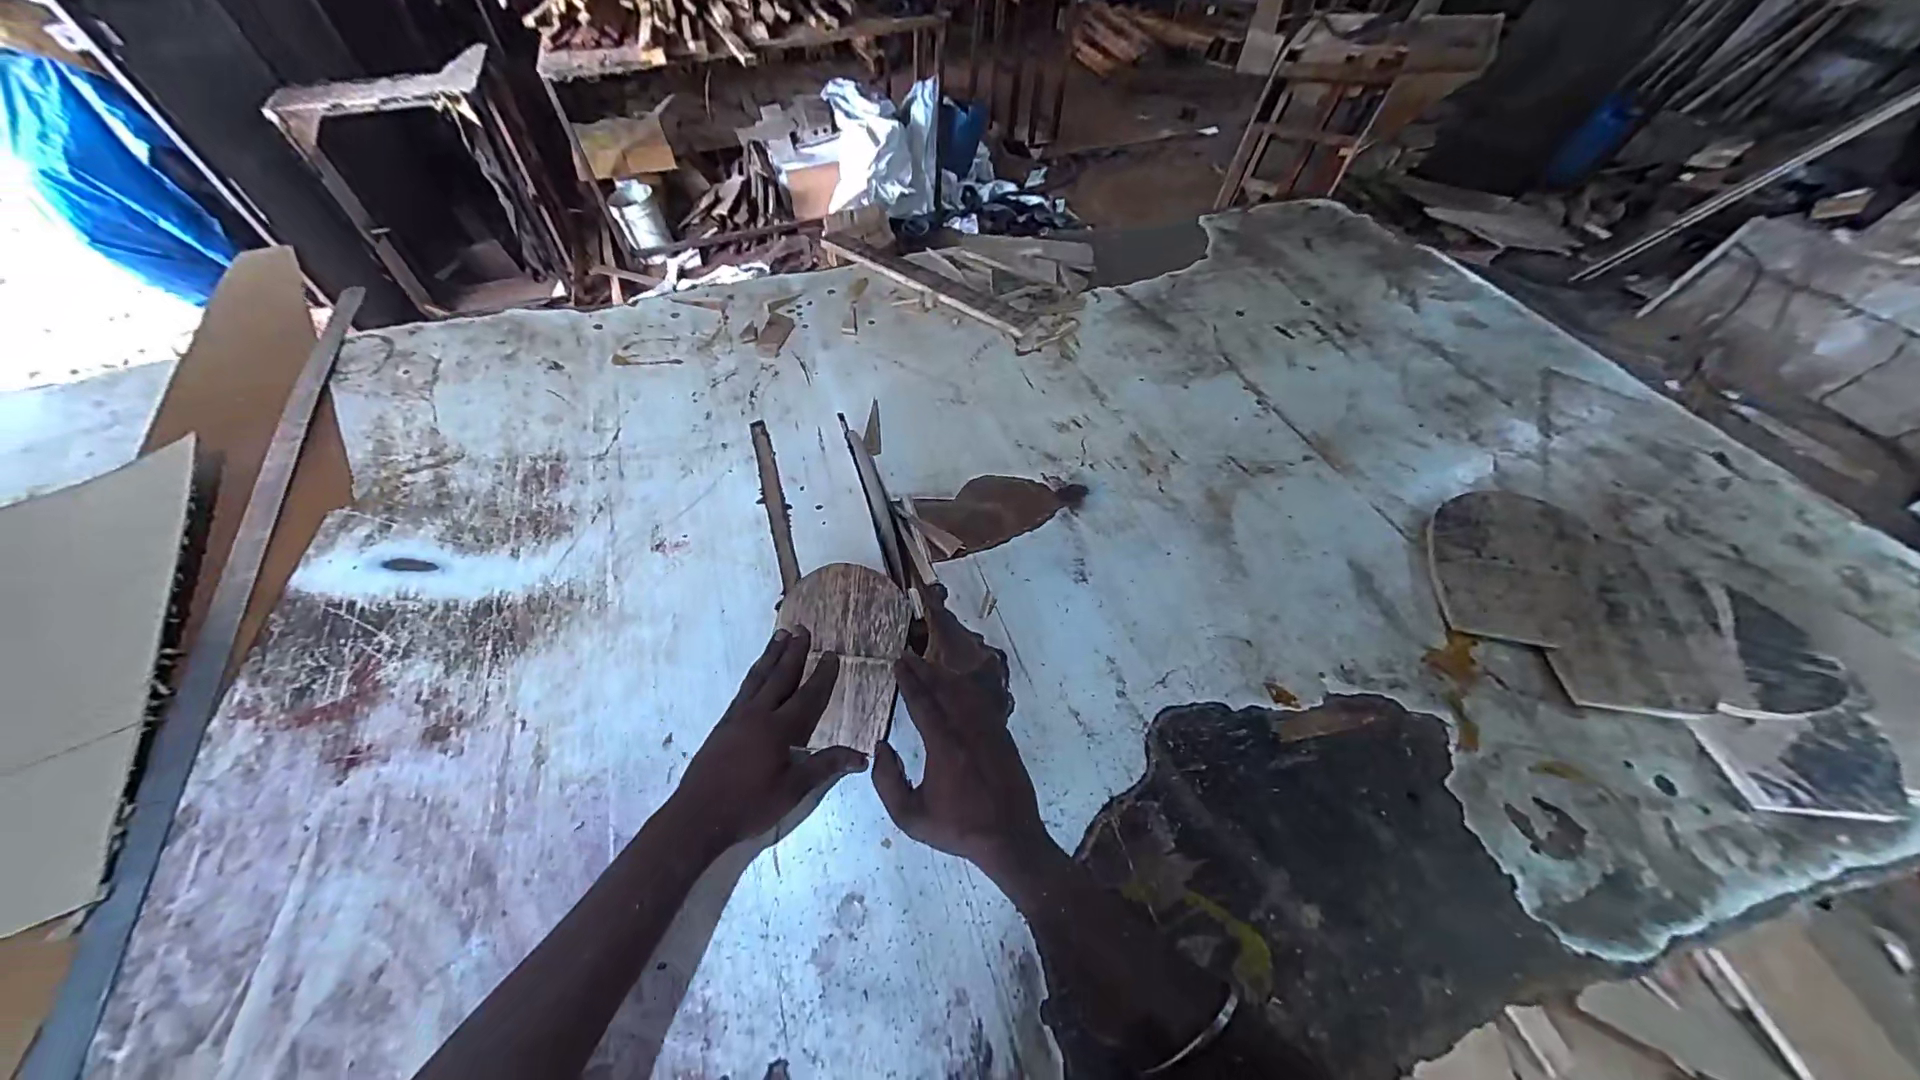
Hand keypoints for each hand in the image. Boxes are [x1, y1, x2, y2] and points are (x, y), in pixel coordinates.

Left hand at [672, 627, 865, 844]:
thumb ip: (825, 767)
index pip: (807, 696)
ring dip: (770, 656)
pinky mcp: (722, 726)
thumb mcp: (793, 789)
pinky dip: (754, 676)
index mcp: (778, 729)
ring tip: (779, 636)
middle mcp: (757, 715)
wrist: (696, 817)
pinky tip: (756, 675)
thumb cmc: (749, 805)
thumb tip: (861, 757)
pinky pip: (742, 691)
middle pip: (779, 677)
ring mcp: (736, 718)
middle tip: (802, 629)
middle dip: (793, 652)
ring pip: (757, 679)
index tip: (831, 655)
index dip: (822, 676)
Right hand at [872, 587, 1050, 871]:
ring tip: (929, 665)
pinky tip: (958, 684)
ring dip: (946, 674)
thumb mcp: (911, 817)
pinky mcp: (1003, 734)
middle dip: (924, 669)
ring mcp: (990, 729)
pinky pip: (982, 700)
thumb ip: (888, 781)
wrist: (1010, 838)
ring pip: (966, 690)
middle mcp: (968, 730)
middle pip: (944, 688)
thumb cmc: (958, 828)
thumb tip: (881, 747)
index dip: (909, 680)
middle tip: (908, 655)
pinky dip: (967, 687)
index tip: (898, 663)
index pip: (923, 703)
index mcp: (945, 747)